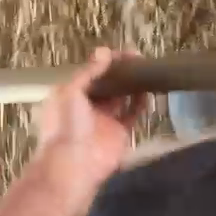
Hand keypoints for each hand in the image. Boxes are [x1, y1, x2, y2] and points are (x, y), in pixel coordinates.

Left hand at [30, 47, 148, 195]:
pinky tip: (149, 91)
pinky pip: (132, 114)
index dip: (105, 62)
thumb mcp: (71, 92)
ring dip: (132, 85)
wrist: (74, 164)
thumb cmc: (66, 125)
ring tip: (147, 71)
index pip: (90, 73)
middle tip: (139, 58)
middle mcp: (87, 105)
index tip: (123, 53)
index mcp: (70, 95)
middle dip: (121, 72)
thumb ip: (89, 72)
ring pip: (121, 97)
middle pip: (107, 84)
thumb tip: (104, 51)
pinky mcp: (120, 132)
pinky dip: (140, 103)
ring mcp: (104, 119)